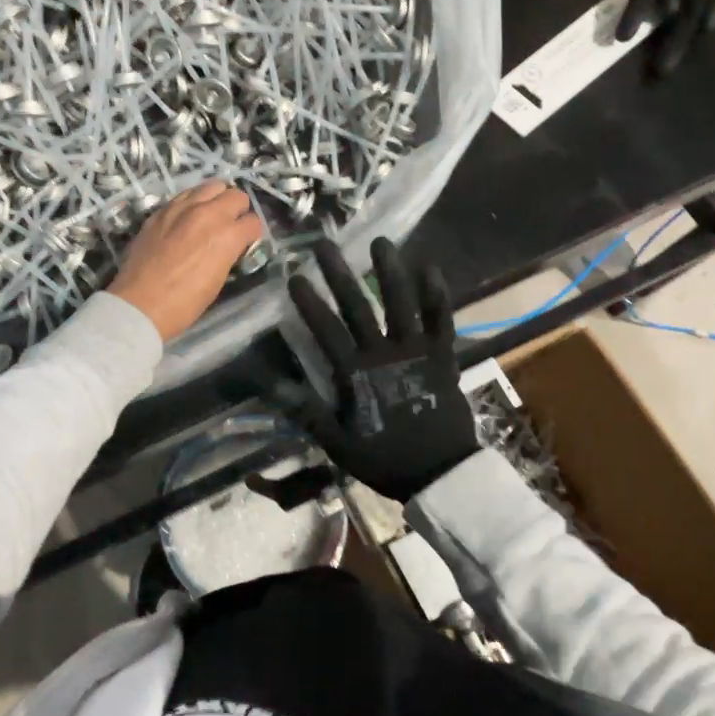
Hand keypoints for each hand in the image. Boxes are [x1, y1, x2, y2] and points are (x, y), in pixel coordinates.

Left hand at [108, 180, 264, 341]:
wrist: (140, 304)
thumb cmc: (184, 303)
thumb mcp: (218, 280)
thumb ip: (228, 254)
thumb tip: (230, 245)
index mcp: (227, 236)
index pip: (253, 222)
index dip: (252, 234)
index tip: (247, 242)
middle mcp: (207, 214)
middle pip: (236, 195)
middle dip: (239, 210)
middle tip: (232, 226)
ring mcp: (181, 208)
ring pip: (211, 186)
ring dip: (217, 199)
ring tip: (211, 215)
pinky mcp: (161, 210)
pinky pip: (185, 195)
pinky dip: (193, 202)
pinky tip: (188, 218)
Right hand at [285, 238, 478, 502]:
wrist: (441, 474)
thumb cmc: (386, 459)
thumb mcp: (338, 442)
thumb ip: (306, 410)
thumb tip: (270, 383)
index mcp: (357, 374)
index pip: (327, 330)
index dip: (310, 303)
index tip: (294, 277)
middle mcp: (386, 353)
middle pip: (359, 306)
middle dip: (339, 274)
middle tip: (325, 244)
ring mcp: (418, 351)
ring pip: (402, 304)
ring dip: (390, 271)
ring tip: (381, 242)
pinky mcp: (444, 356)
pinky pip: (442, 319)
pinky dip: (436, 293)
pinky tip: (430, 267)